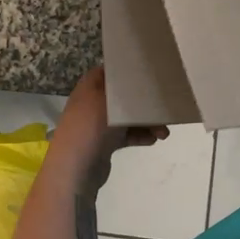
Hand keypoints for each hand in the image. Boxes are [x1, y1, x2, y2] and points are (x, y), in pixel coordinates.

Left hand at [47, 67, 167, 187]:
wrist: (74, 168)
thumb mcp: (112, 101)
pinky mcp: (104, 142)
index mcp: (90, 86)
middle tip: (164, 110)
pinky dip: (139, 136)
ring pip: (127, 117)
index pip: (112, 71)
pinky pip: (125, 135)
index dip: (129, 70)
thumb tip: (144, 85)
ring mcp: (98, 124)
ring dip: (146, 123)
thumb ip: (130, 90)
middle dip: (145, 103)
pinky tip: (153, 140)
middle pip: (124, 96)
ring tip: (163, 133)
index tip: (152, 74)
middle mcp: (93, 102)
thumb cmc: (91, 126)